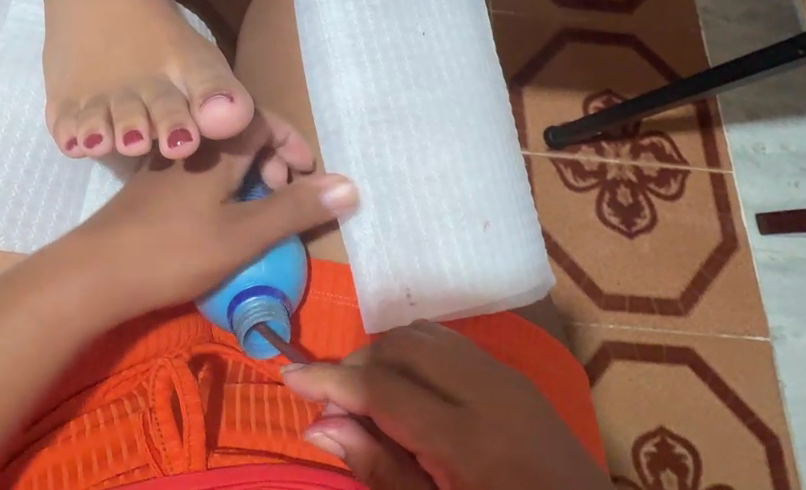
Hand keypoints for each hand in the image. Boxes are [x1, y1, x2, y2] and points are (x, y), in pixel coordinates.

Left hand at [45, 110, 356, 327]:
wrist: (95, 271)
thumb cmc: (174, 251)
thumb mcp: (243, 235)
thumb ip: (294, 209)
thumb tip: (349, 184)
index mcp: (216, 144)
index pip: (265, 120)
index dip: (292, 142)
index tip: (308, 175)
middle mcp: (191, 141)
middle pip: (242, 132)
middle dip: (273, 157)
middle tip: (284, 193)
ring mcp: (167, 161)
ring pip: (219, 151)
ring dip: (248, 171)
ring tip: (257, 207)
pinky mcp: (151, 183)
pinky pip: (199, 167)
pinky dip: (222, 182)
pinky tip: (221, 215)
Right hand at [280, 322, 612, 489]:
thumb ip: (380, 470)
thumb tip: (319, 426)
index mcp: (468, 440)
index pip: (381, 389)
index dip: (329, 380)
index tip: (288, 375)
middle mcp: (487, 392)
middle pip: (400, 347)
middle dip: (358, 366)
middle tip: (338, 406)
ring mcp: (507, 377)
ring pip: (424, 334)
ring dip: (387, 354)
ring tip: (372, 398)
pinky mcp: (516, 376)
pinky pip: (451, 342)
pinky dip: (418, 352)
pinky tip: (411, 387)